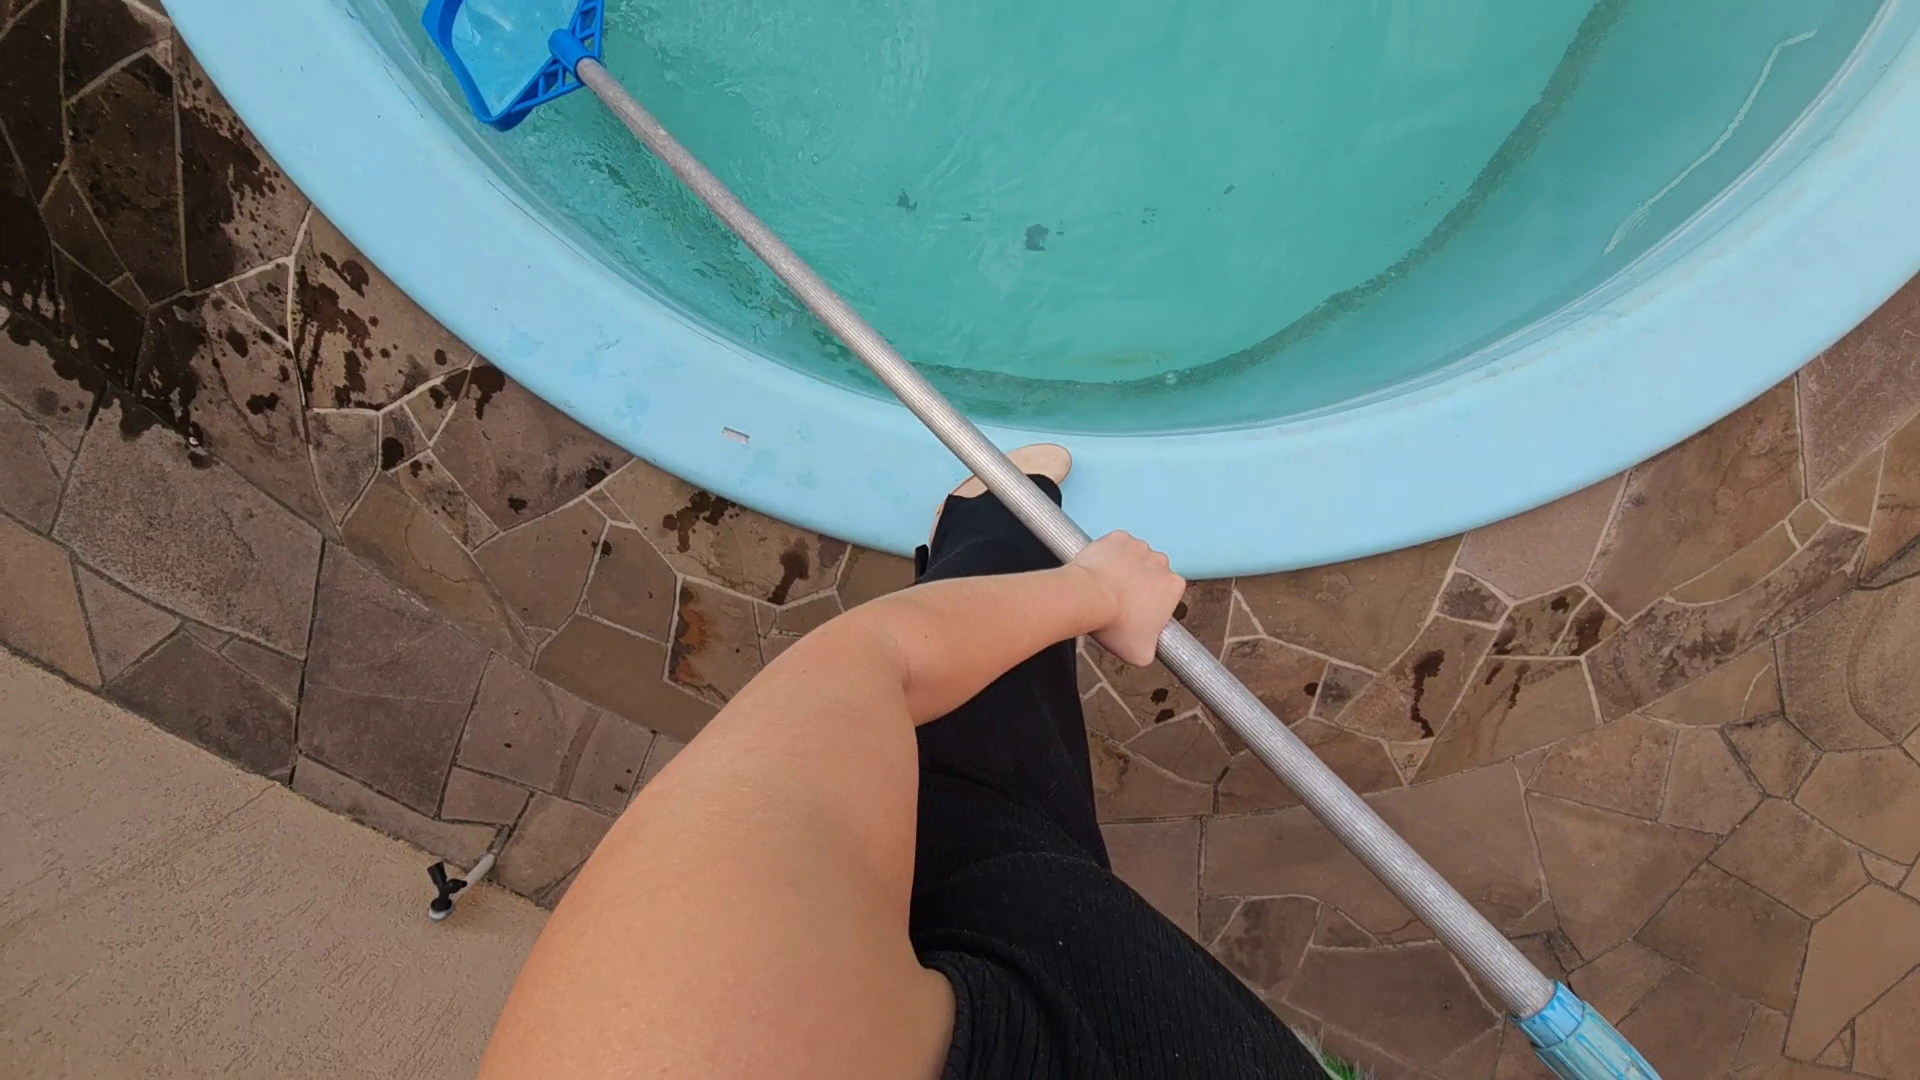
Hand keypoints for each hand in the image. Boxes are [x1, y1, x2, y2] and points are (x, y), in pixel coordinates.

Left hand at [1069, 531, 1185, 665]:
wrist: (1086, 598)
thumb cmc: (1113, 622)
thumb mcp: (1141, 652)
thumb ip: (1152, 649)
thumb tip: (1147, 649)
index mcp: (1173, 586)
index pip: (1168, 594)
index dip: (1153, 604)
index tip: (1138, 612)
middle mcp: (1161, 562)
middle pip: (1152, 573)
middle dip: (1140, 585)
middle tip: (1120, 601)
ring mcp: (1139, 546)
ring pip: (1134, 558)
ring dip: (1124, 568)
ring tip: (1106, 586)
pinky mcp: (1117, 538)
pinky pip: (1116, 545)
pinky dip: (1109, 554)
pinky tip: (1100, 570)